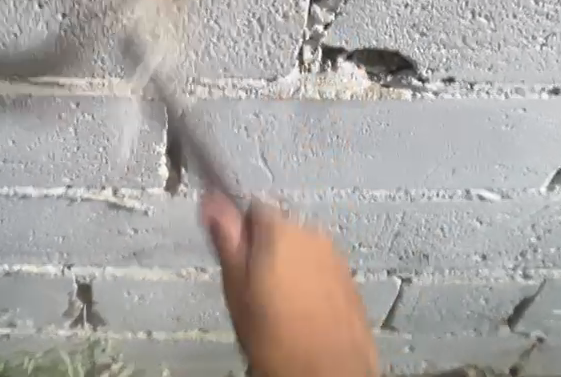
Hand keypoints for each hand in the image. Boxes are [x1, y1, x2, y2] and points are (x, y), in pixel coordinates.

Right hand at [202, 194, 379, 376]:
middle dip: (266, 248)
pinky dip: (311, 281)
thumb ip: (225, 238)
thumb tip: (212, 202)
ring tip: (280, 303)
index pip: (252, 206)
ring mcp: (334, 255)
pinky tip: (303, 311)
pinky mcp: (348, 279)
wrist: (329, 375)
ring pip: (301, 248)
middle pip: (279, 226)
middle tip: (254, 285)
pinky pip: (321, 268)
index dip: (240, 230)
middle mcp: (311, 232)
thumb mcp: (237, 288)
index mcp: (279, 228)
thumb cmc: (278, 339)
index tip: (235, 254)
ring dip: (290, 265)